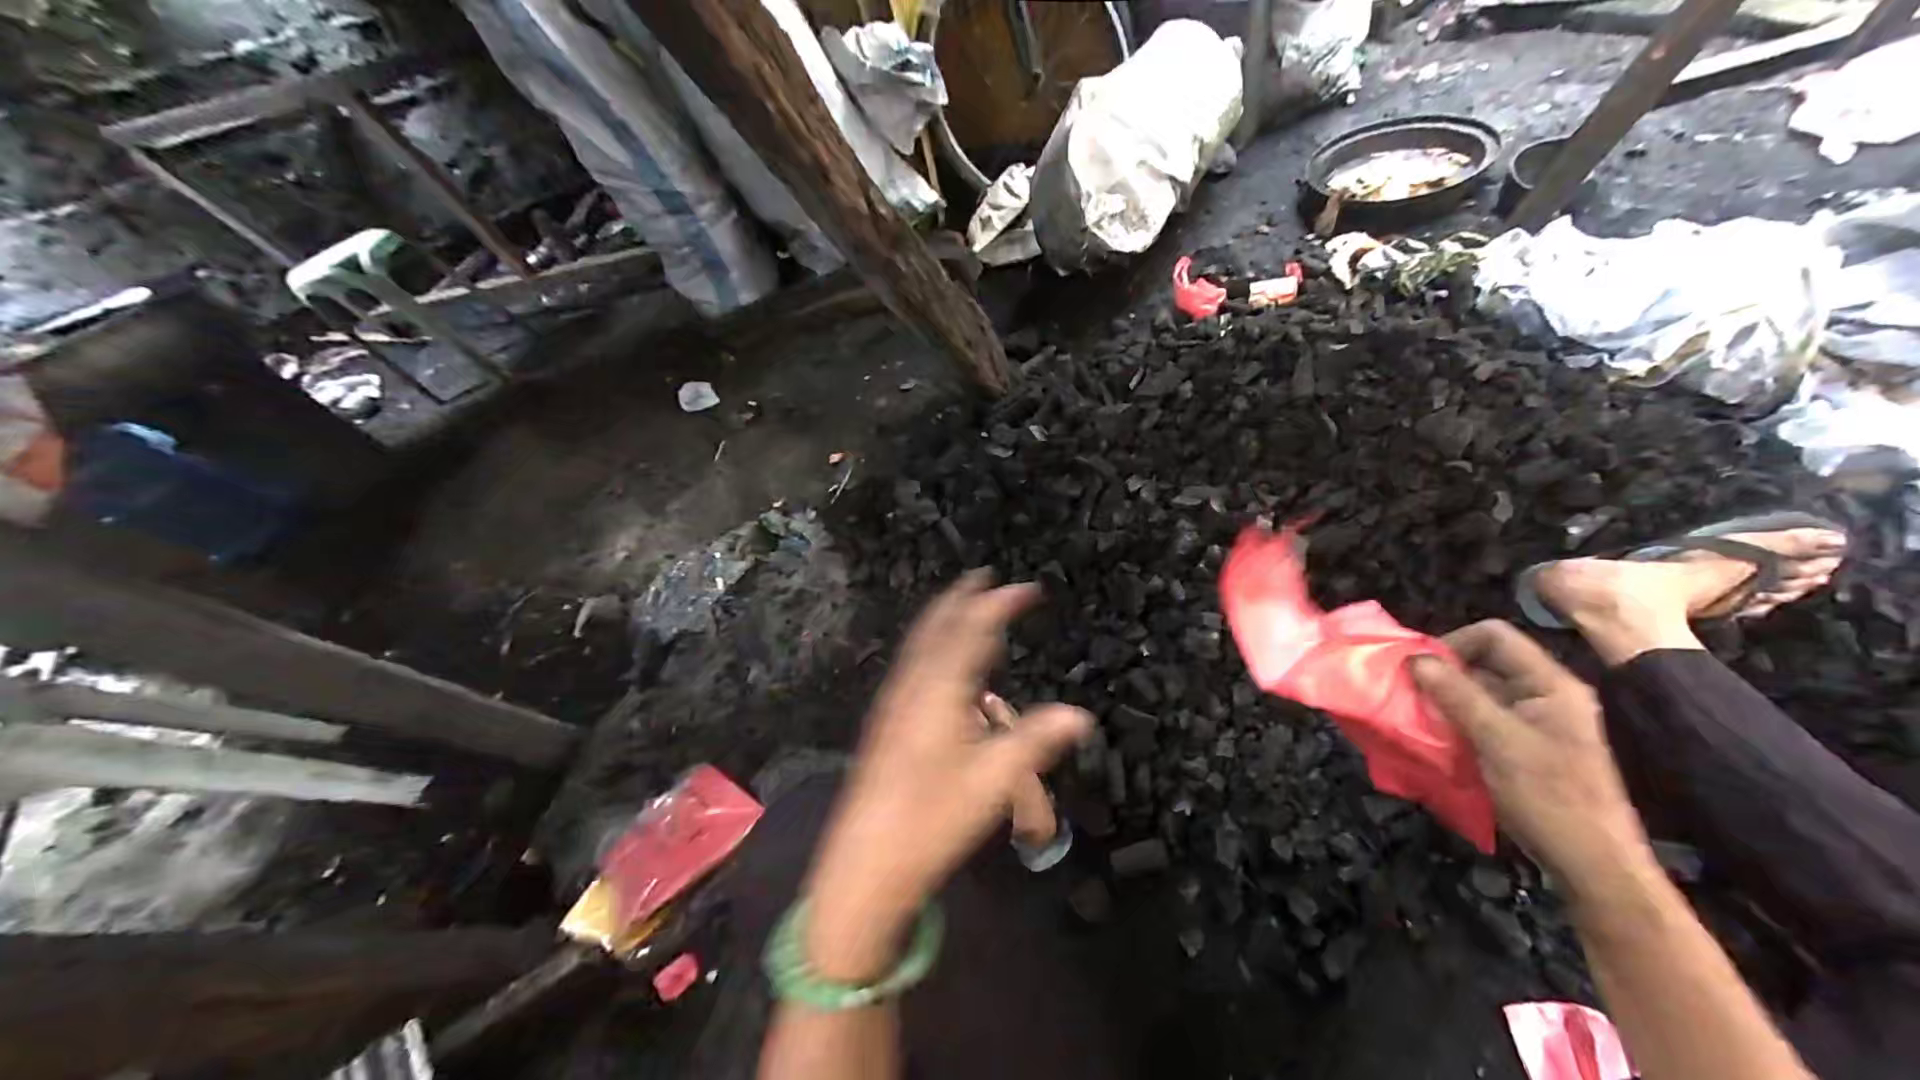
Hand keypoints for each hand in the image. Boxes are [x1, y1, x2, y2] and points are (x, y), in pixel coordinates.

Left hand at [803, 573, 1092, 982]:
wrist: (864, 859)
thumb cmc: (932, 819)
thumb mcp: (993, 781)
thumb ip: (1035, 740)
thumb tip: (1080, 715)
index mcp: (940, 690)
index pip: (973, 630)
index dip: (999, 604)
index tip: (1026, 588)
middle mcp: (912, 685)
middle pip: (937, 626)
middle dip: (962, 598)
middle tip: (984, 577)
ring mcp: (893, 701)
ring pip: (919, 643)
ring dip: (943, 617)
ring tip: (962, 604)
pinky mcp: (885, 720)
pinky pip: (910, 662)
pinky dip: (930, 643)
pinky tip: (936, 661)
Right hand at [1410, 621, 1655, 900]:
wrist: (1593, 864)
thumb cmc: (1550, 797)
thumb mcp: (1497, 741)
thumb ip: (1456, 695)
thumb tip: (1414, 659)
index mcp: (1550, 684)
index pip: (1494, 636)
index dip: (1453, 644)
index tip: (1418, 670)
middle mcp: (1543, 694)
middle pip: (1483, 662)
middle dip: (1441, 674)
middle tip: (1408, 695)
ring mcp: (1534, 721)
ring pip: (1477, 692)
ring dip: (1443, 700)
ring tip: (1415, 717)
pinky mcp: (1522, 745)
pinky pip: (1480, 719)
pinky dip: (1453, 722)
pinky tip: (1434, 739)